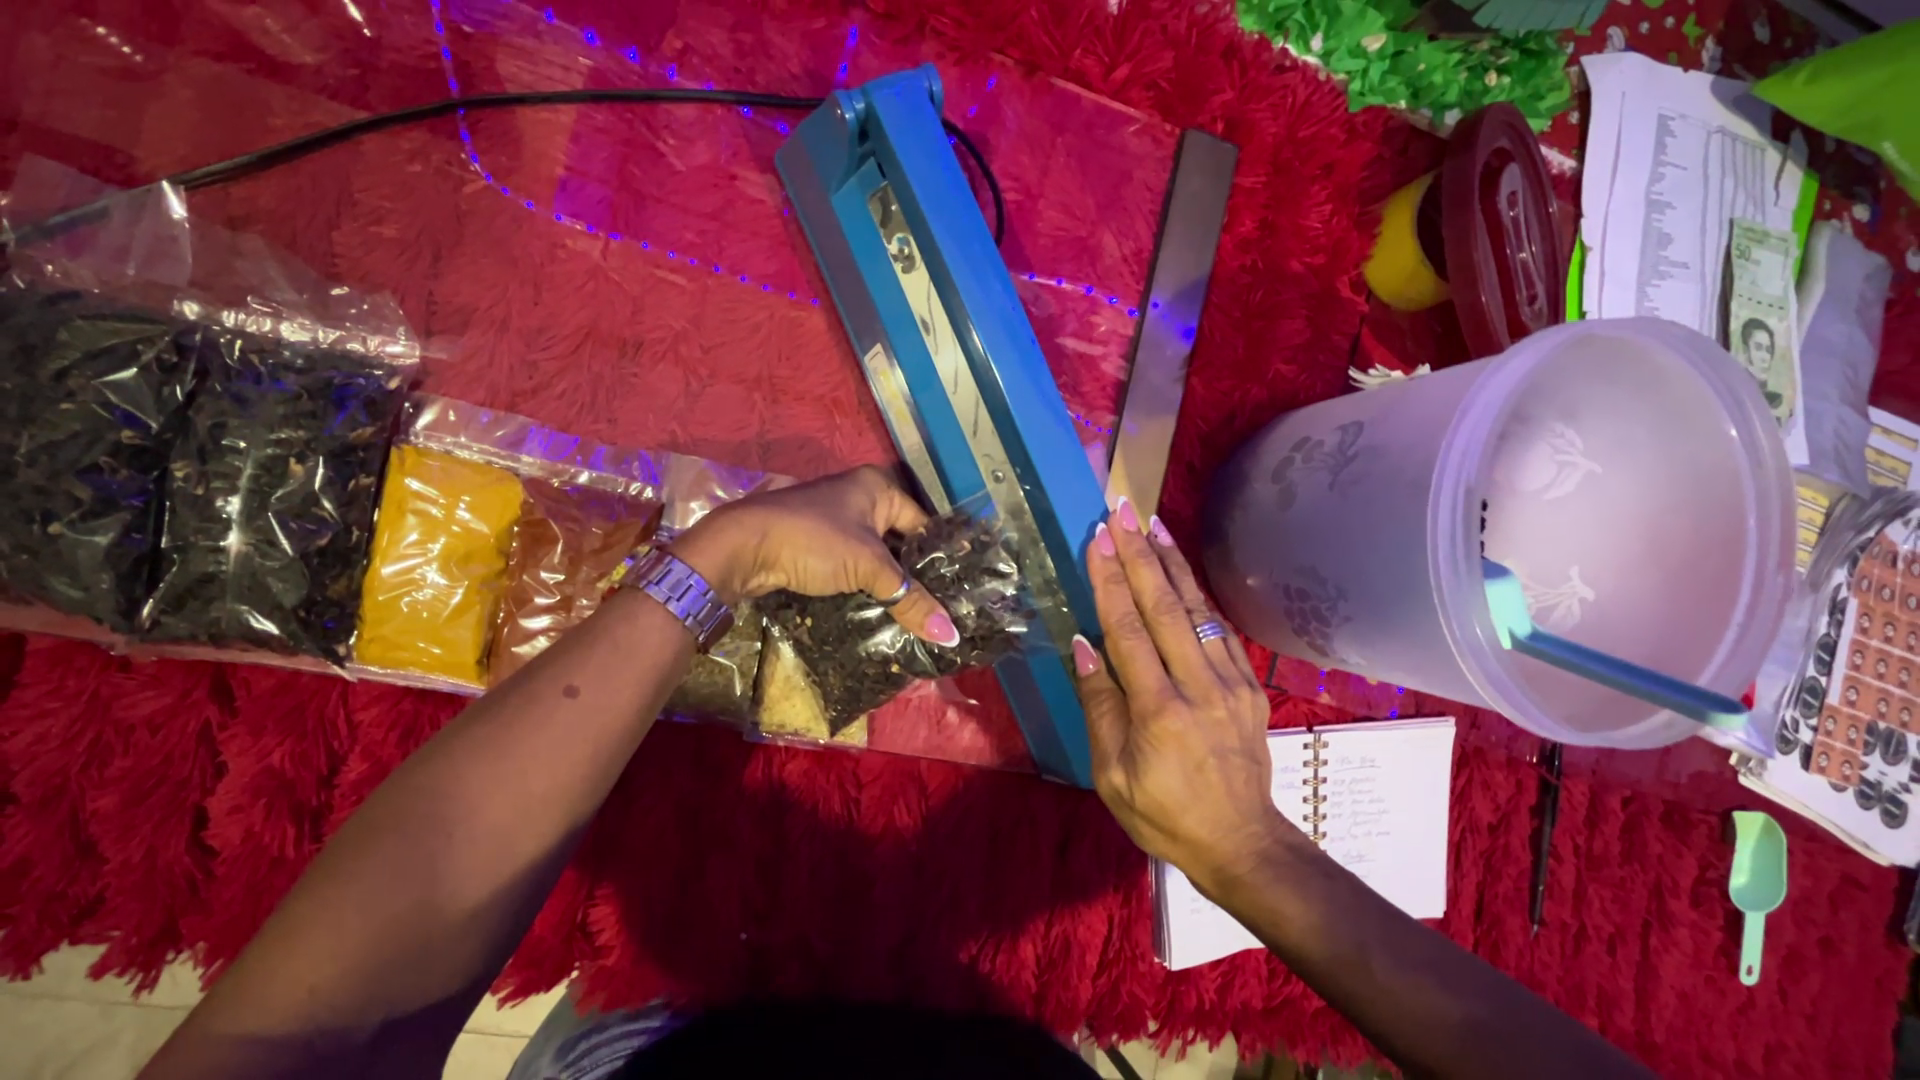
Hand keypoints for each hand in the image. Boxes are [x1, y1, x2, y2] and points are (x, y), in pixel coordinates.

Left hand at [670, 465, 958, 645]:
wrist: (741, 547)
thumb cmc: (813, 541)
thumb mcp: (868, 568)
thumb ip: (910, 600)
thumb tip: (951, 636)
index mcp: (878, 487)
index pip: (923, 525)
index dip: (941, 559)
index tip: (960, 593)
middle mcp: (859, 497)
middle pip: (900, 542)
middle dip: (915, 576)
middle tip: (942, 611)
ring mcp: (835, 521)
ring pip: (876, 556)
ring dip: (889, 584)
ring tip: (917, 617)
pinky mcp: (815, 545)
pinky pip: (853, 565)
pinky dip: (865, 586)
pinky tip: (880, 611)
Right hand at [1071, 498, 1299, 889]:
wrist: (1241, 842)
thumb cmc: (1163, 814)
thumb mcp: (1111, 775)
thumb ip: (1100, 705)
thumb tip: (1083, 644)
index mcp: (1159, 711)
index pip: (1128, 632)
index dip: (1110, 581)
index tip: (1098, 539)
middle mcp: (1199, 687)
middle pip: (1165, 609)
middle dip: (1140, 555)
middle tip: (1121, 512)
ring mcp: (1231, 684)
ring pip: (1198, 611)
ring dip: (1172, 564)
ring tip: (1153, 525)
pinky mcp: (1250, 687)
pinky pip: (1223, 632)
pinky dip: (1201, 597)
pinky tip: (1186, 573)